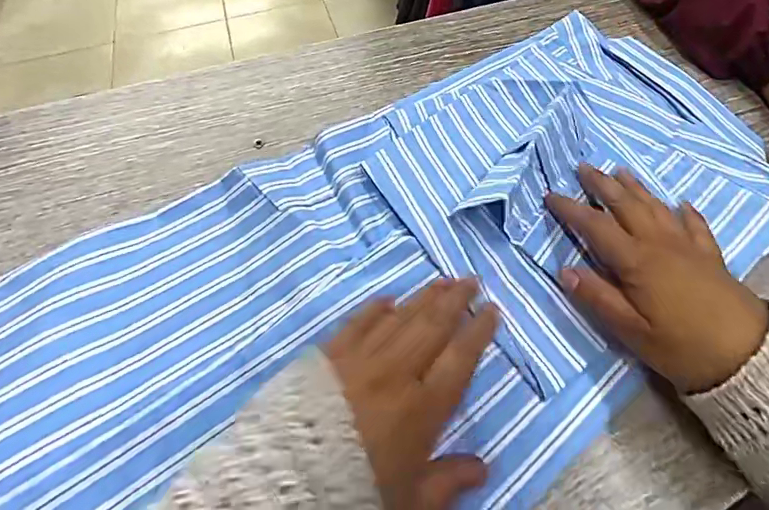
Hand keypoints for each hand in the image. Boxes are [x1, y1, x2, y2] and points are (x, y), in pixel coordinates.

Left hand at [324, 279, 500, 509]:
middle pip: (434, 326)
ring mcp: (360, 362)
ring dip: (425, 297)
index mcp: (422, 409)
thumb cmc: (350, 498)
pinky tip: (389, 300)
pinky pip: (358, 323)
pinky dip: (376, 309)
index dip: (479, 331)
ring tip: (443, 282)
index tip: (492, 310)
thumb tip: (482, 471)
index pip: (460, 357)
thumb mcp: (407, 504)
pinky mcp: (326, 359)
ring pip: (402, 318)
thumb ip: (446, 482)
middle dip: (456, 300)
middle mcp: (396, 374)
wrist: (276, 498)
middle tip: (471, 281)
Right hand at [545, 164, 768, 392]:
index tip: (551, 195)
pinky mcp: (708, 252)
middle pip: (626, 205)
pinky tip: (680, 204)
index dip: (572, 210)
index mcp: (636, 260)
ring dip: (636, 188)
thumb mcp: (632, 332)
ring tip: (621, 171)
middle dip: (603, 184)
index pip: (596, 226)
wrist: (742, 349)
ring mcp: (686, 244)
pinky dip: (683, 210)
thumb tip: (565, 269)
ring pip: (656, 206)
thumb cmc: (680, 345)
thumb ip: (599, 298)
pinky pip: (692, 222)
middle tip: (584, 167)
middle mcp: (659, 242)